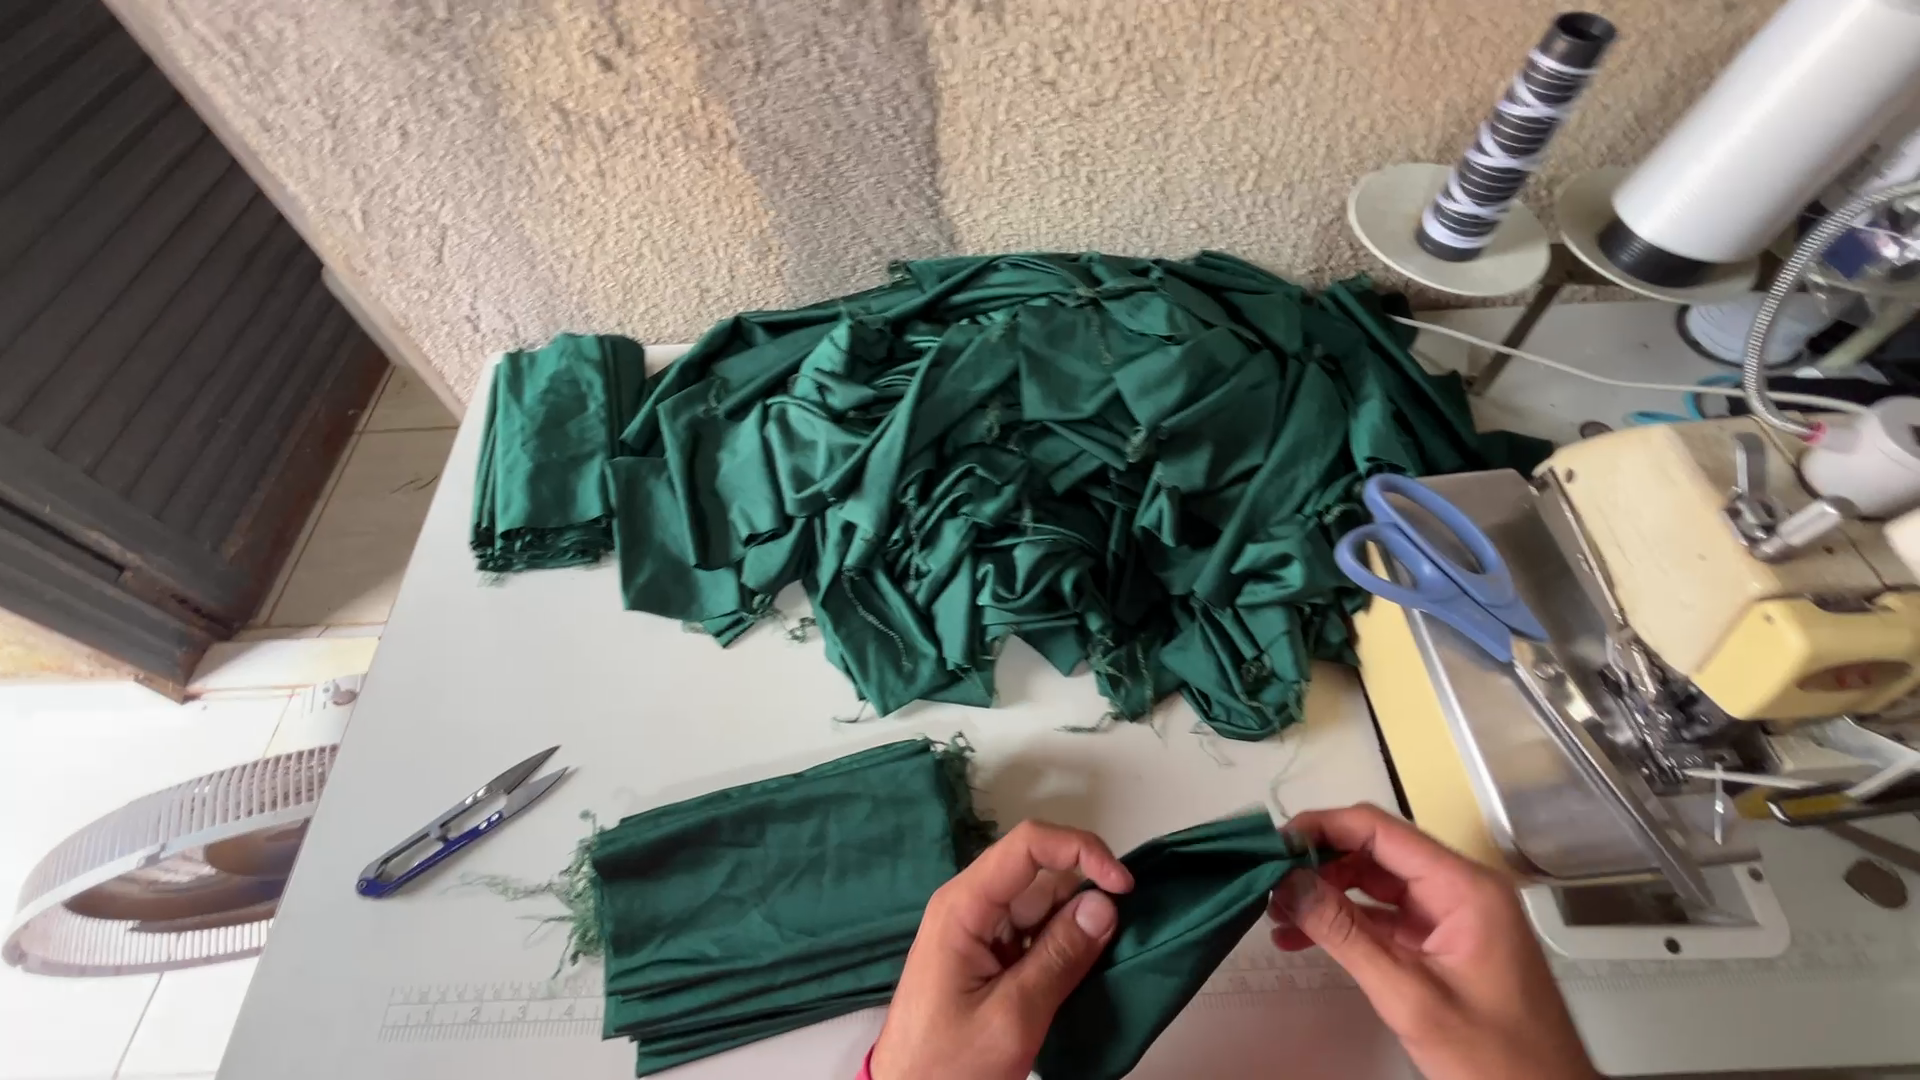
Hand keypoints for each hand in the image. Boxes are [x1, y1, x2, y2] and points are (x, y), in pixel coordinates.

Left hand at [872, 820, 1133, 1079]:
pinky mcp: (989, 954)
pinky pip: (1035, 931)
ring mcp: (980, 929)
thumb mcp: (1012, 1016)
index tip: (1124, 885)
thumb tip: (1105, 904)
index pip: (1027, 845)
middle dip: (1085, 892)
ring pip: (1042, 903)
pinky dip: (1065, 944)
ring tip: (1106, 959)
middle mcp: (972, 904)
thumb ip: (1060, 958)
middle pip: (1039, 873)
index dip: (1080, 849)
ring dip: (1078, 922)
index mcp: (965, 904)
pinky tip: (1085, 969)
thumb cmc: (949, 1064)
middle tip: (1124, 934)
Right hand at [1270, 803, 1597, 1079]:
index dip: (1321, 828)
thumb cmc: (1495, 1061)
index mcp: (1463, 886)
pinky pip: (1379, 916)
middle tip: (1267, 880)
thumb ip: (1344, 932)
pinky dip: (1341, 923)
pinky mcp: (1438, 942)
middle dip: (1316, 864)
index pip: (1378, 829)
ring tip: (1275, 911)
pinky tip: (1300, 937)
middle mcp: (1456, 888)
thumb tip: (1284, 880)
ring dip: (1322, 895)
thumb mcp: (1410, 996)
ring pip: (1369, 882)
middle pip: (1371, 851)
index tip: (1273, 845)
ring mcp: (1448, 915)